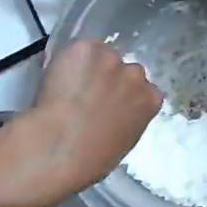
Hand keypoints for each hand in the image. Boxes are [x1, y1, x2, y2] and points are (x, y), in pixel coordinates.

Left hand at [4, 41, 161, 206]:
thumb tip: (112, 114)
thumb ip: (125, 119)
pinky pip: (76, 50)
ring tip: (68, 87)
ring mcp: (110, 57)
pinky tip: (56, 78)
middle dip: (109, 78)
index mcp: (150, 100)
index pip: (143, 89)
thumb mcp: (123, 142)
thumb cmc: (92, 158)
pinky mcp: (84, 48)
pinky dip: (66, 60)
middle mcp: (136, 73)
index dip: (123, 95)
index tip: (108, 104)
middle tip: (87, 95)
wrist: (60, 145)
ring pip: (100, 55)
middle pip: (124, 69)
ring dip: (88, 66)